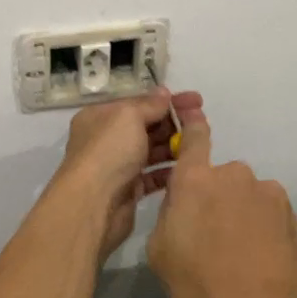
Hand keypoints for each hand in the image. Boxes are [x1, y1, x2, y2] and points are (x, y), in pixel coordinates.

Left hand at [49, 88, 202, 259]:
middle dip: (173, 122)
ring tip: (200, 142)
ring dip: (174, 145)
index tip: (196, 100)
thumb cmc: (109, 151)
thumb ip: (149, 104)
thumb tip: (163, 92)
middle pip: (145, 126)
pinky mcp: (128, 190)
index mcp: (100, 117)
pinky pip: (153, 176)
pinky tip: (188, 166)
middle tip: (203, 120)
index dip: (166, 101)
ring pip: (150, 151)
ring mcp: (117, 166)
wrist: (93, 204)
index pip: (137, 103)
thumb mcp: (128, 116)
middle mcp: (106, 140)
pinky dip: (168, 170)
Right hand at [147, 105, 296, 297]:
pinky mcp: (293, 214)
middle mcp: (234, 176)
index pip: (194, 137)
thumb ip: (167, 217)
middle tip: (207, 235)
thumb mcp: (160, 254)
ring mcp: (268, 193)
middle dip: (212, 197)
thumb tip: (180, 206)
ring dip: (239, 214)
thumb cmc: (202, 286)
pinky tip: (258, 258)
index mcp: (196, 180)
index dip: (191, 123)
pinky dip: (261, 228)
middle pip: (218, 177)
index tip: (189, 112)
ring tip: (237, 253)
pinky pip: (267, 213)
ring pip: (245, 196)